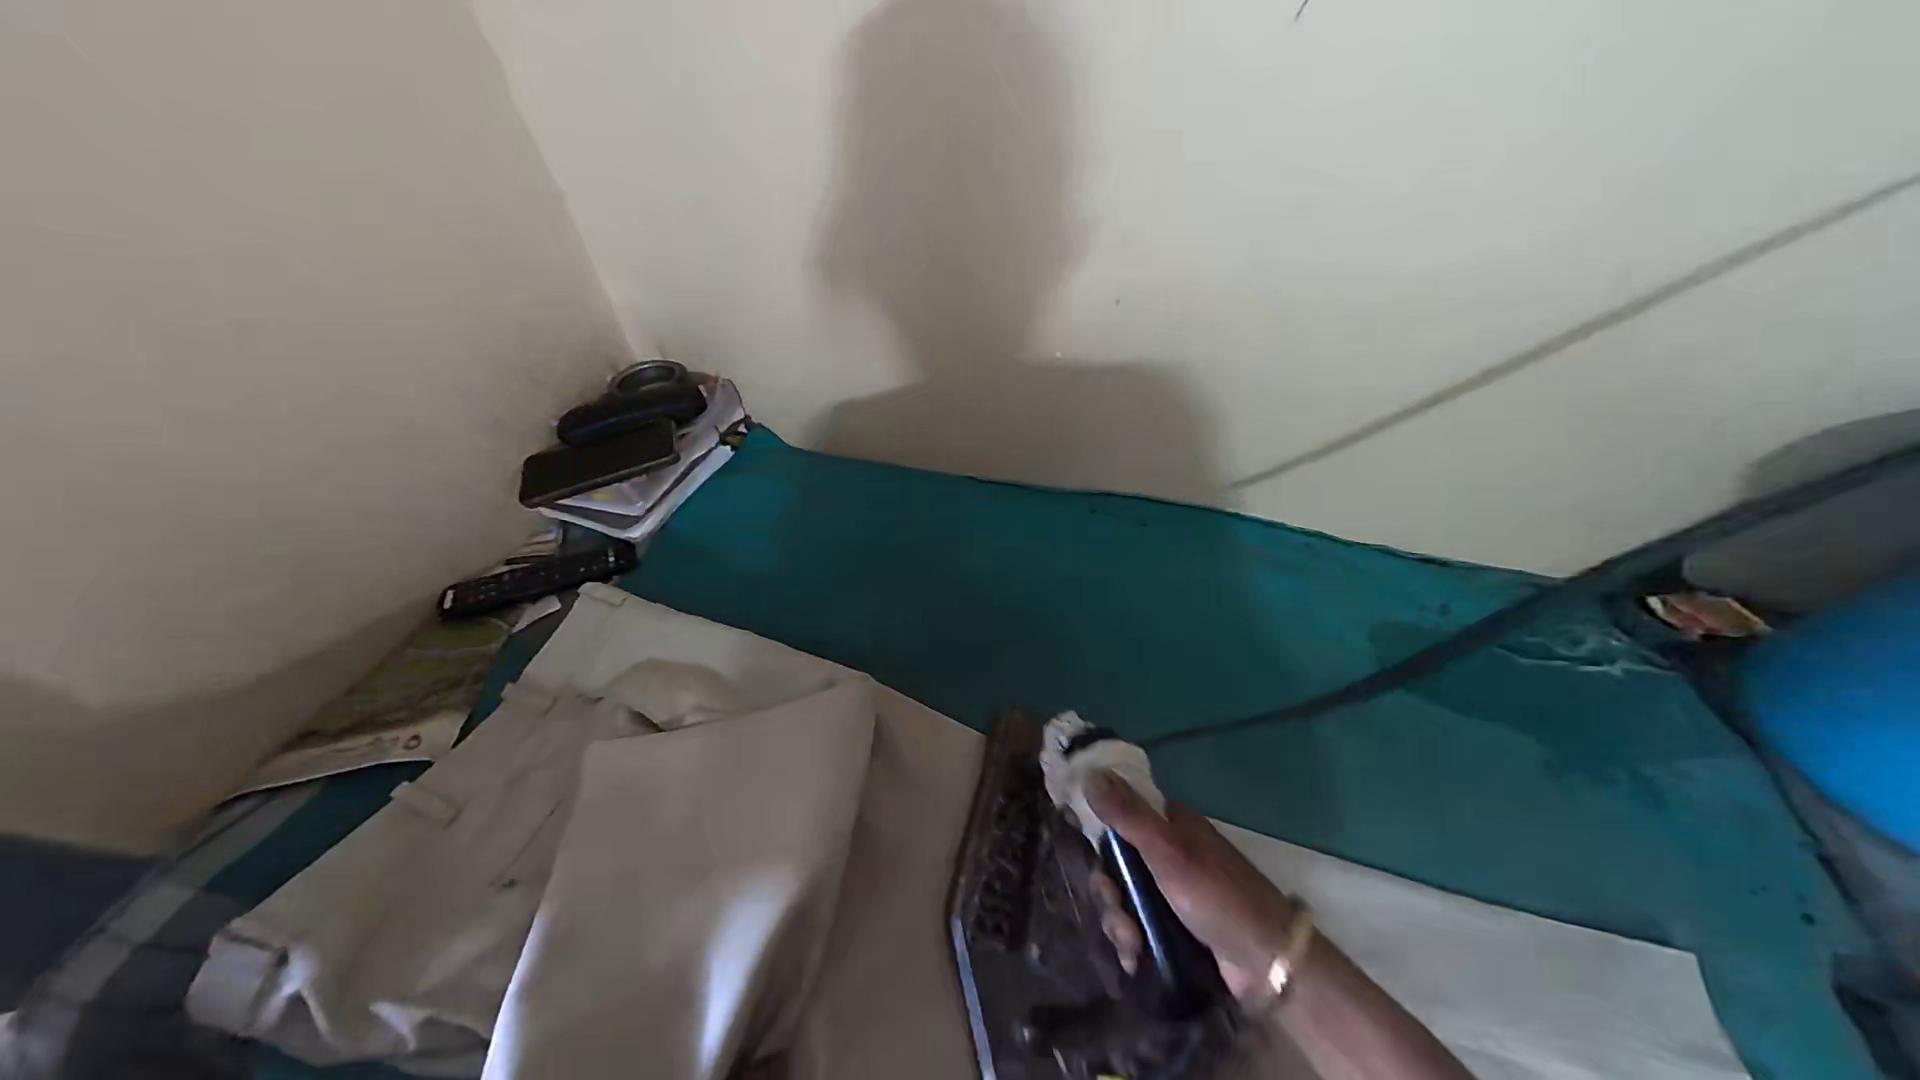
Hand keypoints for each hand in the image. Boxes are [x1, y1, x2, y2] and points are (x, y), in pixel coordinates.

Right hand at [1085, 770, 1300, 998]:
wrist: (1268, 961)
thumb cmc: (1217, 896)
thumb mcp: (1168, 850)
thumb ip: (1127, 813)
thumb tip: (1089, 773)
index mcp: (1170, 823)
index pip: (1118, 817)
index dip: (1100, 839)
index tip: (1095, 863)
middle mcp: (1169, 851)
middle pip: (1116, 863)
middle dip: (1110, 892)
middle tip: (1118, 912)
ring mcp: (1172, 889)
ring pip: (1124, 897)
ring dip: (1119, 922)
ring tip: (1131, 946)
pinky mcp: (1175, 924)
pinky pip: (1138, 924)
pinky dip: (1131, 940)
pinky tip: (1133, 958)